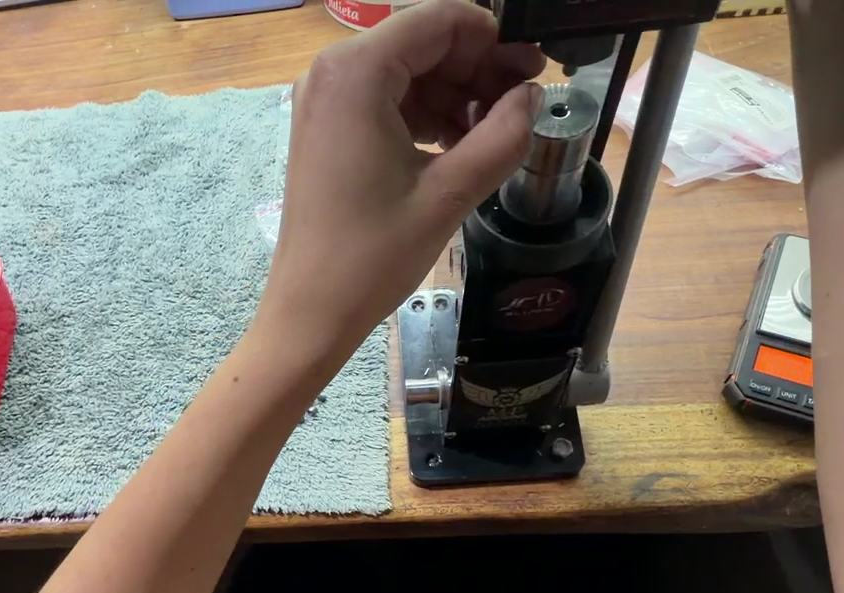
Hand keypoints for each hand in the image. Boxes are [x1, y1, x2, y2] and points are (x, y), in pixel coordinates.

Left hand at [255, 0, 542, 368]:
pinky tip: (453, 150)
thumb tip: (531, 99)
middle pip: (421, 45)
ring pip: (404, 77)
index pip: (440, 21)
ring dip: (452, 98)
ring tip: (492, 136)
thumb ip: (501, 136)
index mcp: (357, 73)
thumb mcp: (447, 195)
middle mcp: (332, 74)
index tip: (532, 71)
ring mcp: (323, 105)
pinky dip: (422, 120)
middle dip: (475, 70)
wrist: (311, 312)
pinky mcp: (324, 136)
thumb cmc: (372, 258)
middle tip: (521, 105)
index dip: (493, 40)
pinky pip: (383, 106)